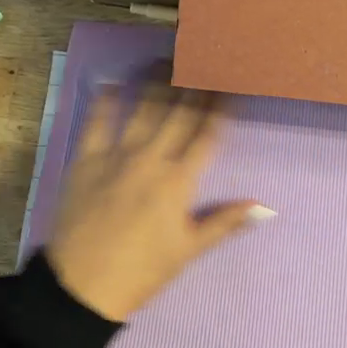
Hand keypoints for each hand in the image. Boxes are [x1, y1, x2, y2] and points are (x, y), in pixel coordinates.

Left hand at [46, 70, 270, 322]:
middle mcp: (151, 159)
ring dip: (157, 82)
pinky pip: (98, 121)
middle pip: (178, 113)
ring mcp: (116, 156)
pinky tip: (116, 82)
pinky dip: (108, 100)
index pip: (207, 134)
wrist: (81, 288)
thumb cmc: (142, 272)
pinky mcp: (85, 159)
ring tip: (167, 59)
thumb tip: (265, 207)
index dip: (221, 107)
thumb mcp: (188, 250)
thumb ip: (225, 222)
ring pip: (143, 109)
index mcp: (179, 182)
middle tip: (203, 59)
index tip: (229, 84)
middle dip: (194, 85)